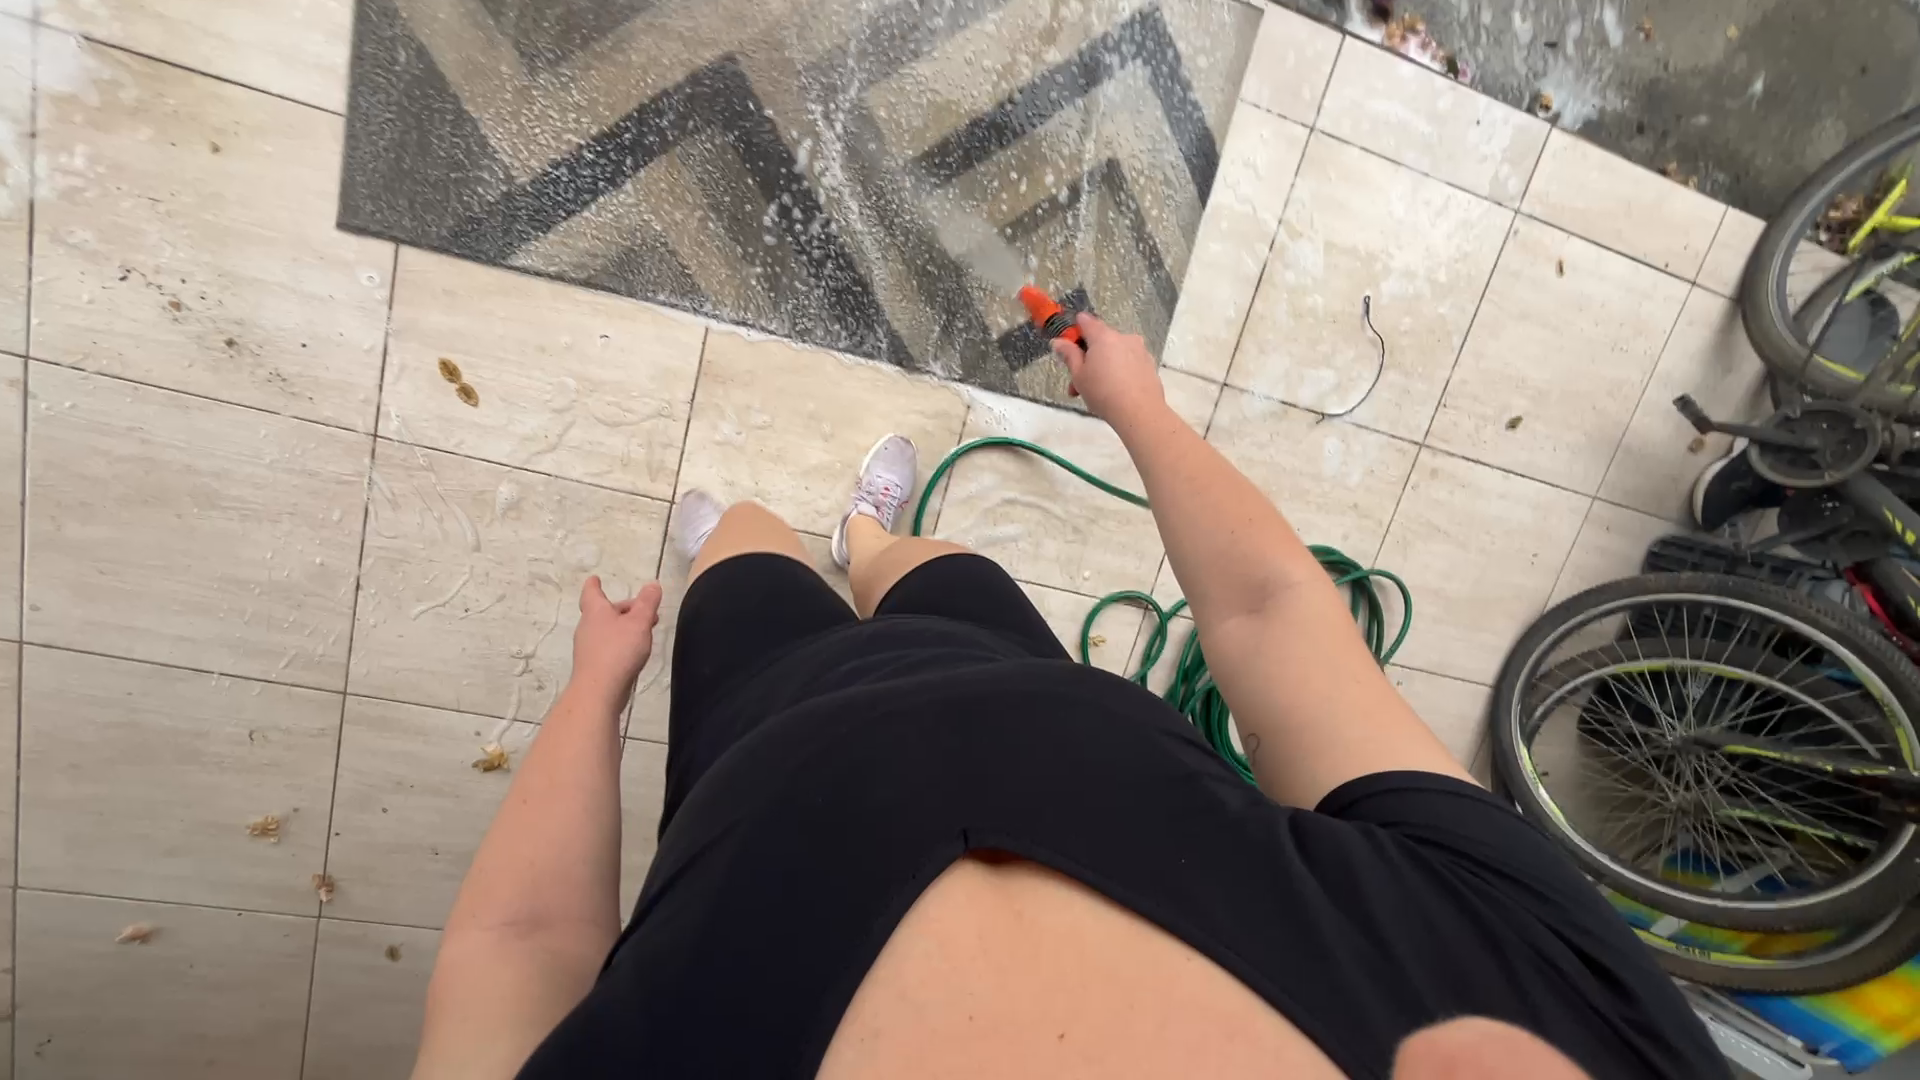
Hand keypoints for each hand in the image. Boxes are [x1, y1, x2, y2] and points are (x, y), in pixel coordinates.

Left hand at [569, 576, 662, 709]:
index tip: (595, 579)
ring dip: (624, 627)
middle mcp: (588, 627)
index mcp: (596, 612)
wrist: (599, 690)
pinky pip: (608, 646)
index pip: (592, 593)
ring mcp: (588, 647)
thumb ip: (648, 603)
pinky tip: (634, 651)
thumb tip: (653, 584)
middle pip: (604, 612)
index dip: (594, 585)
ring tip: (645, 631)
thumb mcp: (639, 622)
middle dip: (623, 609)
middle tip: (645, 610)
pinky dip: (620, 642)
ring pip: (607, 630)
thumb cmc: (618, 650)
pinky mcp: (593, 665)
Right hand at [1050, 313, 1165, 424]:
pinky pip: (1128, 362)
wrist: (1139, 411)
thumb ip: (1069, 355)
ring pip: (1115, 353)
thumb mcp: (1079, 376)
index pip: (1086, 321)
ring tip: (1096, 393)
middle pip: (1101, 341)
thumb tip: (1058, 341)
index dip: (1075, 331)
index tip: (1069, 347)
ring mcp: (1139, 349)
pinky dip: (1119, 372)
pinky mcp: (1149, 364)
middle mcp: (1123, 337)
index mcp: (1103, 337)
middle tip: (1078, 383)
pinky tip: (1116, 392)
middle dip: (1088, 359)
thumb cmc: (1103, 392)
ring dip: (1103, 368)